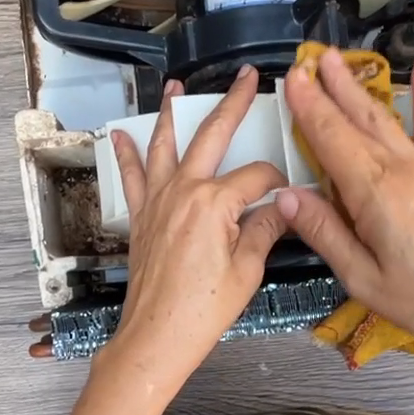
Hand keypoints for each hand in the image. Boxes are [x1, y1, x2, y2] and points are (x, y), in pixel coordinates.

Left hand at [104, 66, 287, 384]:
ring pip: (165, 146)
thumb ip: (264, 229)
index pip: (257, 176)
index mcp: (214, 203)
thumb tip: (284, 206)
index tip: (291, 193)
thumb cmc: (203, 310)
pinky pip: (133, 177)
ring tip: (174, 86)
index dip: (279, 181)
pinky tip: (122, 134)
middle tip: (244, 77)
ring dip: (171, 114)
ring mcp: (157, 201)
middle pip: (211, 137)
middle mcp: (182, 191)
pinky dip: (128, 154)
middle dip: (232, 104)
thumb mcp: (247, 271)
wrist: (155, 337)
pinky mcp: (142, 216)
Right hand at [277, 49, 413, 362]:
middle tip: (307, 60)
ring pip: (387, 119)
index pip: (331, 139)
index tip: (291, 78)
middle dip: (330, 89)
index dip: (308, 108)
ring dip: (361, 88)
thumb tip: (285, 196)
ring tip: (340, 60)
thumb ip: (324, 232)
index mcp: (374, 193)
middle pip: (357, 121)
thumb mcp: (361, 277)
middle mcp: (401, 170)